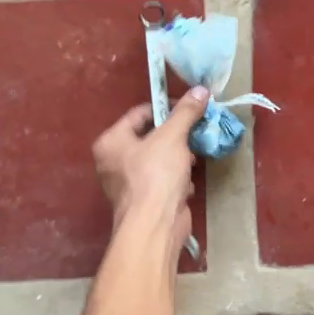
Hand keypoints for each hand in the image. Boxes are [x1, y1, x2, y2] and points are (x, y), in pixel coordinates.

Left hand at [93, 86, 209, 249]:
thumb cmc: (156, 175)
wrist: (155, 224)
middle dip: (176, 135)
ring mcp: (127, 182)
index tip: (191, 109)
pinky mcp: (143, 199)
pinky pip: (162, 178)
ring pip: (159, 157)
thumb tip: (201, 89)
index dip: (167, 108)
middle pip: (151, 135)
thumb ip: (186, 112)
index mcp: (112, 141)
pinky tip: (187, 181)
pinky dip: (177, 177)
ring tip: (194, 157)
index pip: (141, 112)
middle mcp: (113, 160)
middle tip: (196, 133)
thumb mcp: (173, 136)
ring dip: (179, 156)